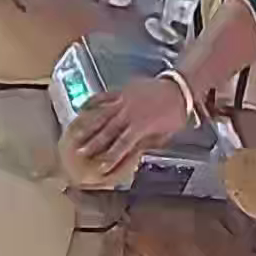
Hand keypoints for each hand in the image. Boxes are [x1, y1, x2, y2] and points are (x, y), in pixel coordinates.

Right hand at [73, 77, 192, 173]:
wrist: (179, 88)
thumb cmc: (175, 114)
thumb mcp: (164, 135)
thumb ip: (147, 143)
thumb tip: (133, 154)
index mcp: (140, 127)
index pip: (122, 145)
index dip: (111, 157)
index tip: (100, 167)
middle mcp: (129, 113)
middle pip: (107, 131)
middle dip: (93, 143)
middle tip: (80, 153)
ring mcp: (124, 100)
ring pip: (102, 114)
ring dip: (88, 125)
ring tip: (75, 134)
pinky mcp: (123, 90)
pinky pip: (104, 96)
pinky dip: (92, 102)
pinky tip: (82, 109)